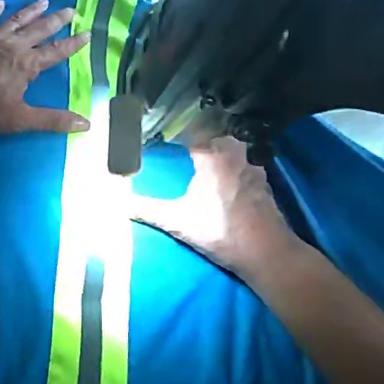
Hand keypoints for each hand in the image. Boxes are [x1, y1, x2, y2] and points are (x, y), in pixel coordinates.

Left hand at [0, 0, 90, 135]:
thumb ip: (53, 120)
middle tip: (71, 8)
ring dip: (30, 10)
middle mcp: (11, 45)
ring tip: (43, 0)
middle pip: (38, 29)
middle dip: (56, 19)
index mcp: (26, 64)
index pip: (56, 51)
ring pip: (14, 19)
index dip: (73, 43)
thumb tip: (86, 125)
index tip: (88, 33)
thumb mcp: (20, 120)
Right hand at [129, 137, 301, 278]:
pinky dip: (235, 171)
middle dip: (203, 141)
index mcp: (213, 155)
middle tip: (185, 151)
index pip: (194, 131)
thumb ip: (147, 209)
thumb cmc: (219, 230)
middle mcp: (236, 155)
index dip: (179, 133)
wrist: (266, 252)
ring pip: (235, 151)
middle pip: (217, 137)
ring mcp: (254, 168)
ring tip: (204, 166)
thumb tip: (117, 204)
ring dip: (221, 155)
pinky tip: (226, 184)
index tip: (166, 138)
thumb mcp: (176, 221)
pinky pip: (246, 167)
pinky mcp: (265, 184)